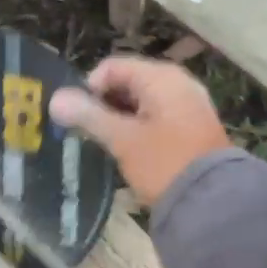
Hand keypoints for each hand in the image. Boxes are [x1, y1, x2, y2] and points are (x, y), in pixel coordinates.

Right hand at [48, 56, 231, 206]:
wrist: (211, 200)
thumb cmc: (163, 163)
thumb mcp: (122, 140)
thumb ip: (88, 117)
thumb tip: (55, 99)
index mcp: (162, 78)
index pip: (112, 67)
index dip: (89, 89)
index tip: (79, 119)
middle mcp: (178, 83)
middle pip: (128, 82)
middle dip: (105, 105)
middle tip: (90, 134)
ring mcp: (189, 105)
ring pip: (142, 102)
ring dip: (121, 119)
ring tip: (109, 145)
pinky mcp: (193, 127)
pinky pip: (157, 117)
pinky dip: (140, 128)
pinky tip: (132, 151)